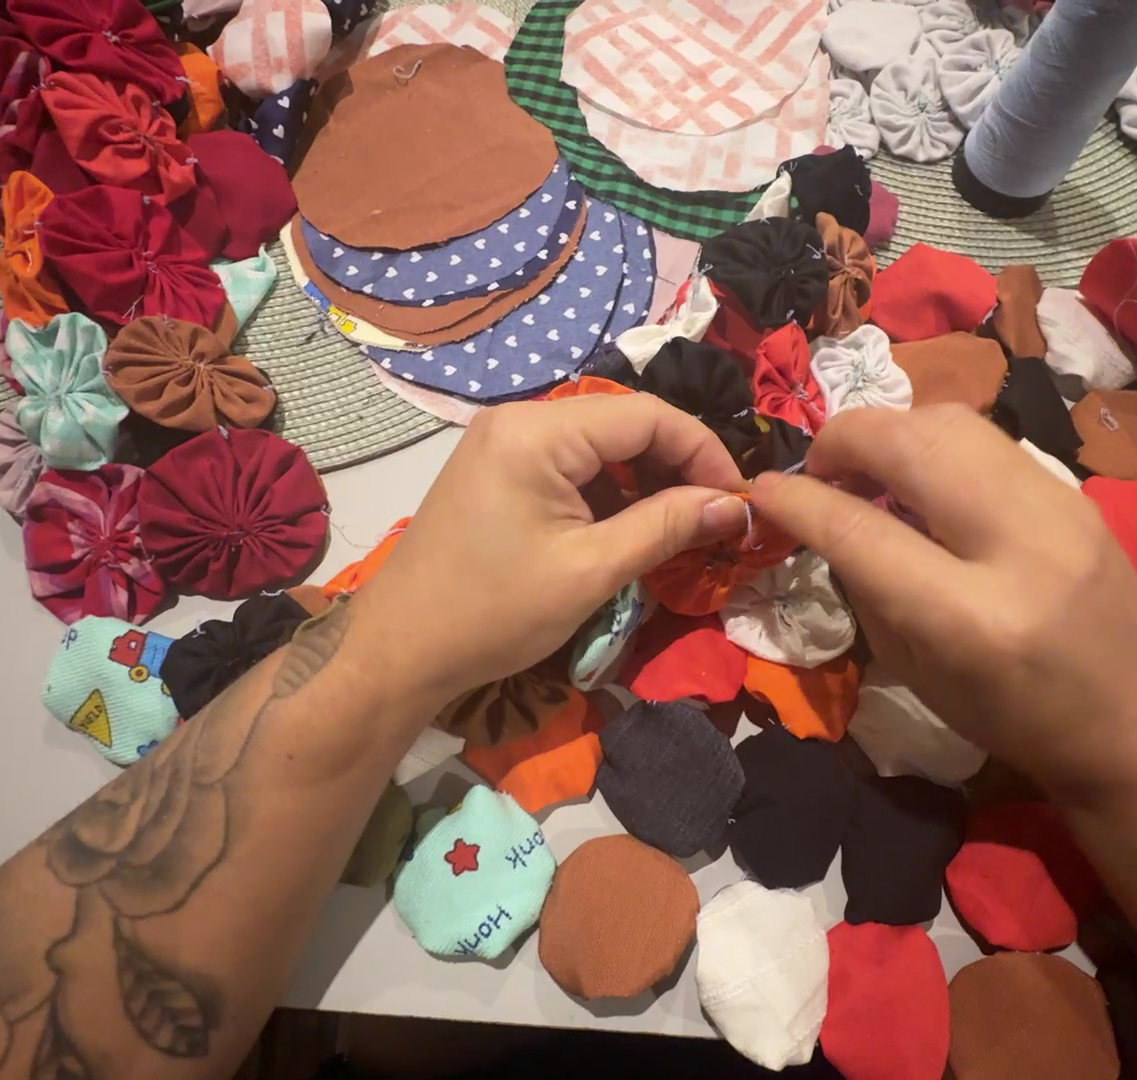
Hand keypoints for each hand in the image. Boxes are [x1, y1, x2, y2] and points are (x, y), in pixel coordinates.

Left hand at [341, 394, 748, 711]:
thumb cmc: (493, 614)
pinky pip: (568, 465)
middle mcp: (518, 418)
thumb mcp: (591, 571)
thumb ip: (667, 527)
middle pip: (622, 424)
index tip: (736, 499)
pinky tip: (626, 528)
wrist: (400, 650)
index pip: (646, 416)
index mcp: (537, 431)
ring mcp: (502, 442)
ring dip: (643, 482)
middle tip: (711, 517)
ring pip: (598, 446)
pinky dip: (606, 492)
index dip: (702, 451)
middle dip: (674, 467)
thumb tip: (733, 505)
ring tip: (676, 528)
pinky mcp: (497, 469)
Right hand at [750, 405, 1136, 802]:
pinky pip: (982, 438)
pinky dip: (929, 444)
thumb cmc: (1006, 717)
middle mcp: (1019, 547)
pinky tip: (918, 480)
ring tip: (867, 471)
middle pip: (911, 444)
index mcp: (969, 618)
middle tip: (818, 471)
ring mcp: (1059, 508)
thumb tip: (828, 514)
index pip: (860, 529)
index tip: (763, 490)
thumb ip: (863, 583)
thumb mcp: (911, 668)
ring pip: (950, 421)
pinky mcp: (1075, 491)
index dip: (798, 499)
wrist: (1133, 723)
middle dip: (841, 439)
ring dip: (887, 432)